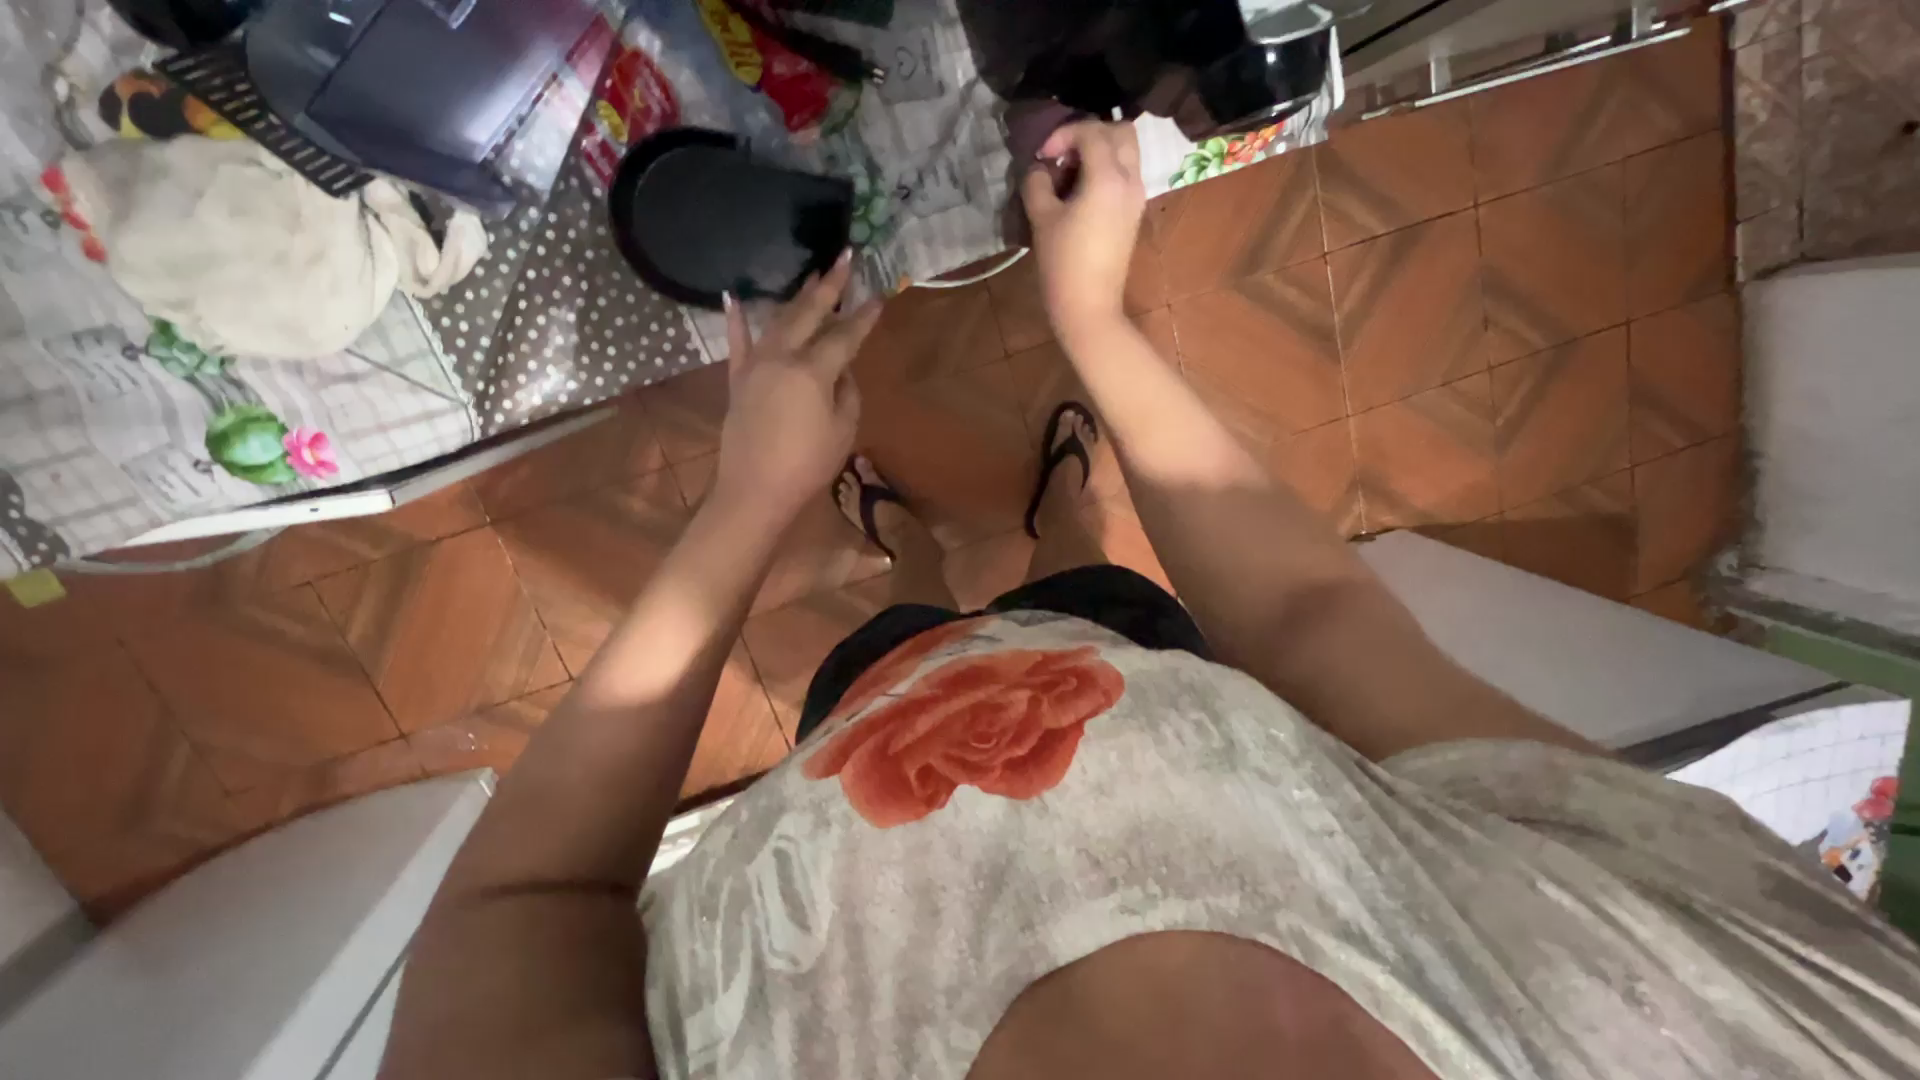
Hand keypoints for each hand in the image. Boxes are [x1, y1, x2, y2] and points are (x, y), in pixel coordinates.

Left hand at [711, 251, 881, 524]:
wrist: (754, 491)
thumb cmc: (807, 465)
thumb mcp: (843, 431)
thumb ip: (847, 394)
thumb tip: (841, 372)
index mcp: (813, 370)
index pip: (846, 336)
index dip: (864, 317)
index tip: (879, 296)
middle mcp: (782, 357)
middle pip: (809, 314)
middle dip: (829, 285)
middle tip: (843, 258)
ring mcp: (755, 365)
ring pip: (777, 320)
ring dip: (796, 296)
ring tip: (811, 275)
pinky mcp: (736, 379)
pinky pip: (737, 342)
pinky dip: (736, 318)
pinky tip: (733, 296)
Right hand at [1021, 120, 1146, 341]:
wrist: (1089, 306)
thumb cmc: (1063, 263)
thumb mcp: (1041, 219)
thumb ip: (1037, 183)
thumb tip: (1040, 168)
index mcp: (1108, 177)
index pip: (1091, 132)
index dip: (1063, 134)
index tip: (1042, 155)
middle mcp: (1130, 180)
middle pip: (1120, 131)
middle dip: (1090, 133)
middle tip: (1063, 154)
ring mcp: (1136, 197)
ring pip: (1127, 152)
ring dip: (1100, 151)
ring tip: (1071, 174)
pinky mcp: (1134, 213)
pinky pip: (1126, 174)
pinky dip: (1107, 170)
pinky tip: (1081, 192)